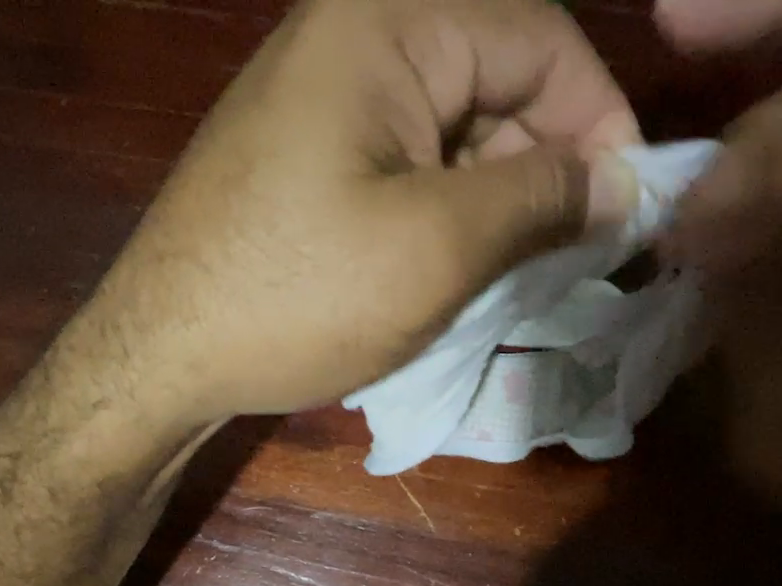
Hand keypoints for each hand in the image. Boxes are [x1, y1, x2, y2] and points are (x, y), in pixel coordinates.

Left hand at [59, 0, 641, 423]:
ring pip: (447, 126)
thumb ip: (542, 198)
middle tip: (565, 253)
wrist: (158, 356)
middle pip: (492, 76)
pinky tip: (445, 265)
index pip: (540, 36)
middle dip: (542, 162)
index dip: (599, 119)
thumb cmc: (295, 297)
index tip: (624, 208)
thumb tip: (620, 182)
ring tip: (506, 272)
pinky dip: (438, 207)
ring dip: (490, 194)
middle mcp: (347, 35)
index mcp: (386, 22)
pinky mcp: (298, 153)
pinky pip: (397, 160)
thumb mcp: (437, 248)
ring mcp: (315, 95)